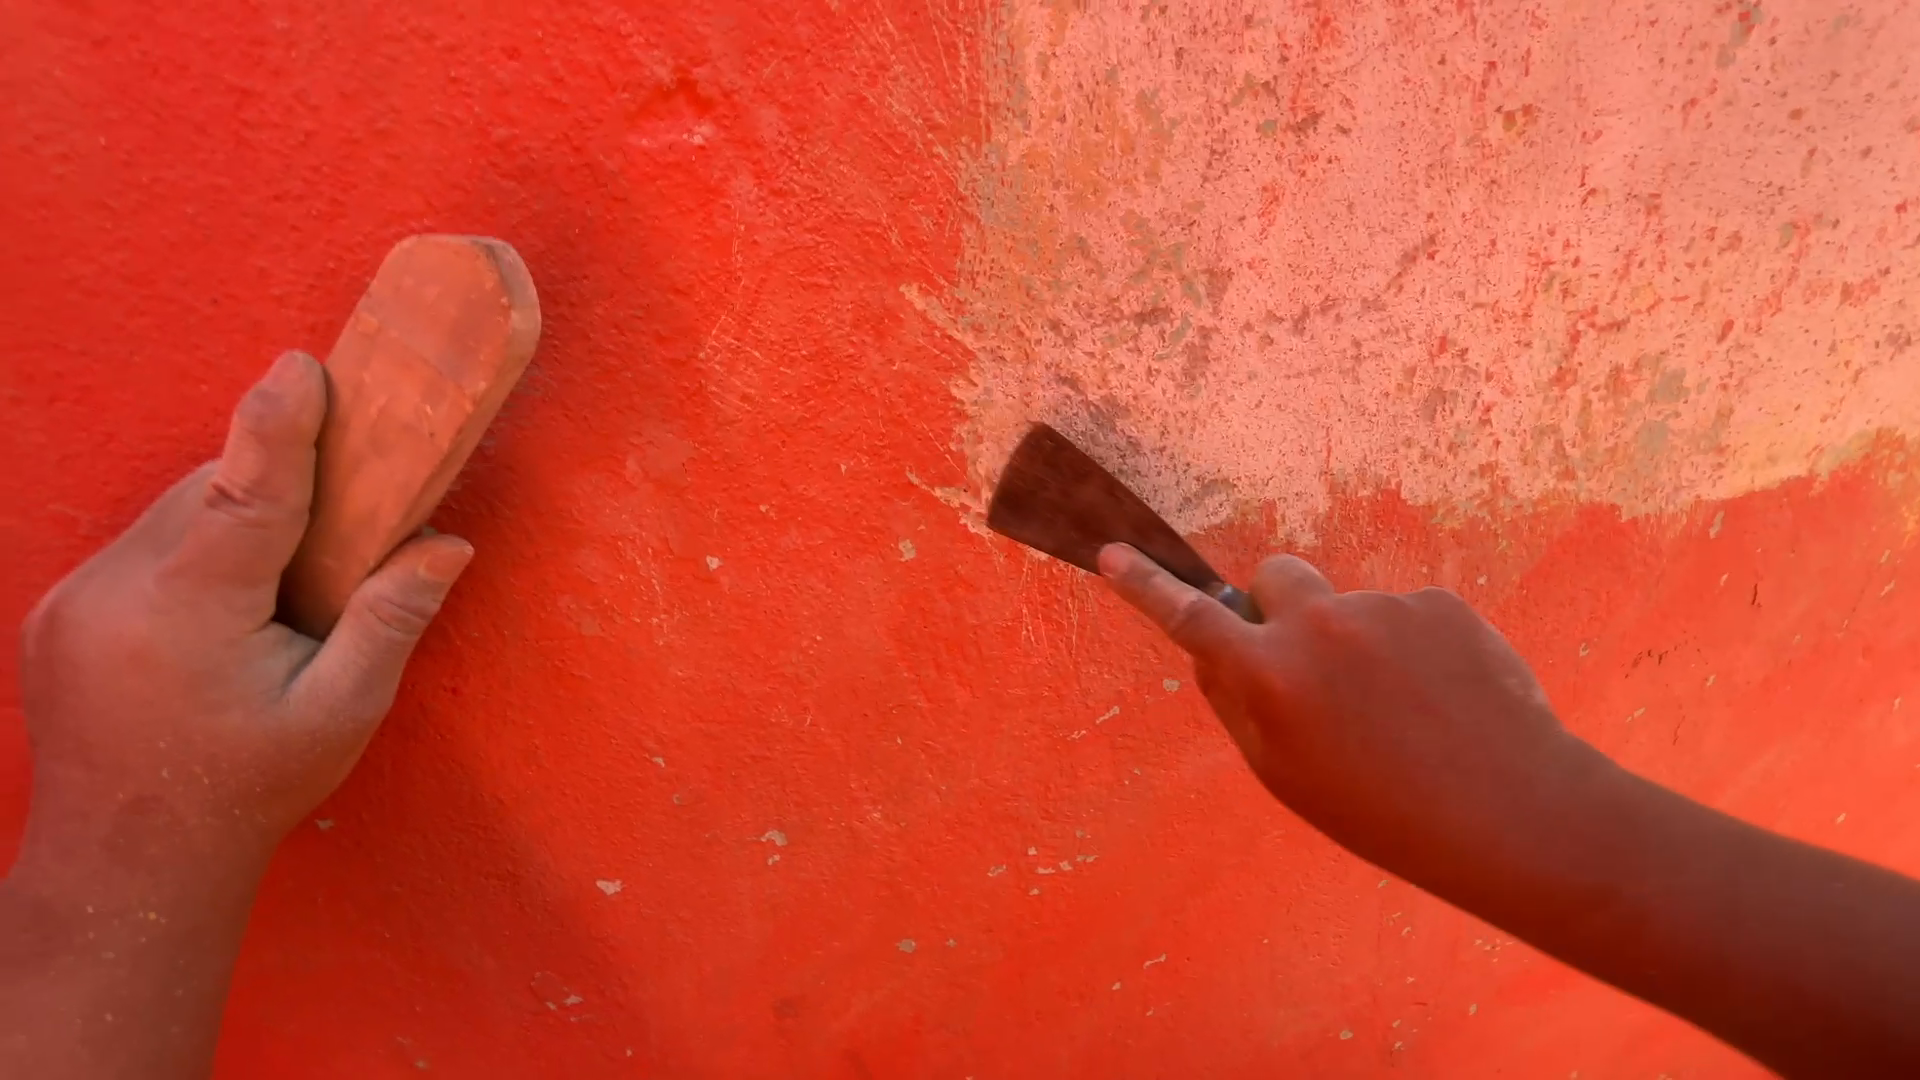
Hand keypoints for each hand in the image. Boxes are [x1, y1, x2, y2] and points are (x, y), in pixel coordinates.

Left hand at [18, 350, 473, 864]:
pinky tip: (250, 580)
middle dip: (283, 473)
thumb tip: (445, 544)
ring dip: (249, 505)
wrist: (128, 860)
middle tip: (353, 481)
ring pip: (178, 512)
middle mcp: (113, 591)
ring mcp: (76, 600)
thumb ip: (391, 618)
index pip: (244, 496)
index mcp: (187, 614)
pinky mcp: (69, 611)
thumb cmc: (251, 785)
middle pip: (212, 493)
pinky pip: (153, 542)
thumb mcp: (345, 708)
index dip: (278, 426)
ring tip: (305, 549)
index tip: (302, 367)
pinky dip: (212, 536)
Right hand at [1098, 543, 1604, 889]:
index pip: (1188, 617)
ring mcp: (1384, 607)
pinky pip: (1401, 611)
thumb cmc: (1377, 810)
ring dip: (1354, 638)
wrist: (1518, 816)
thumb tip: (1211, 652)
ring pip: (1345, 604)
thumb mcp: (1280, 771)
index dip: (1144, 585)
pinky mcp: (1441, 603)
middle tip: (1309, 659)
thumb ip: (1234, 702)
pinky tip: (1440, 693)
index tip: (1113, 553)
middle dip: (1279, 604)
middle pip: (1274, 575)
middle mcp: (1319, 626)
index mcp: (1270, 674)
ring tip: (1401, 703)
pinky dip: (1408, 643)